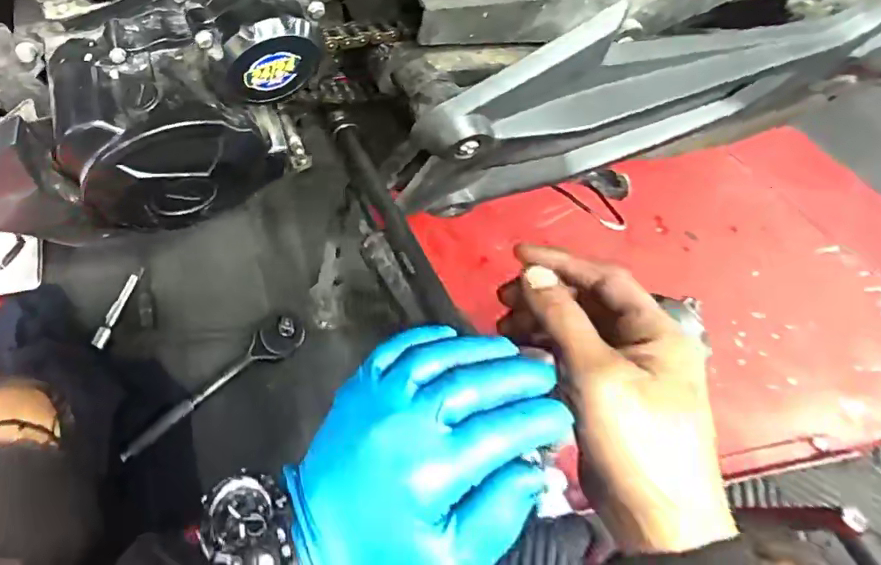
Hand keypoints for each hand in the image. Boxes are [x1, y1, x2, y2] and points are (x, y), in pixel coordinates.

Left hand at [286, 325, 572, 564]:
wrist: (318, 529)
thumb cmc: (386, 549)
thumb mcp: (452, 557)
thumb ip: (497, 513)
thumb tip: (533, 471)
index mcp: (433, 467)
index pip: (499, 430)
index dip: (536, 419)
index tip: (563, 415)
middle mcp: (406, 420)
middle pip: (471, 384)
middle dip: (515, 375)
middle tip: (548, 369)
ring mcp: (380, 395)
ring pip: (435, 357)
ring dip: (476, 349)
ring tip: (510, 349)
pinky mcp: (360, 384)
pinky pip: (395, 348)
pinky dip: (425, 337)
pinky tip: (451, 337)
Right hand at [497, 246, 737, 554]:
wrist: (660, 523)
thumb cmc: (638, 441)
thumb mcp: (597, 373)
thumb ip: (563, 316)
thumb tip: (533, 273)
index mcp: (658, 333)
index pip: (605, 278)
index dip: (561, 261)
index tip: (518, 255)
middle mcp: (644, 344)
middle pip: (587, 300)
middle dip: (543, 295)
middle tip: (505, 299)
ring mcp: (626, 369)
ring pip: (575, 326)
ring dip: (539, 320)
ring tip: (507, 329)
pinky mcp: (607, 391)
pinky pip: (572, 353)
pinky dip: (545, 346)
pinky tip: (522, 351)